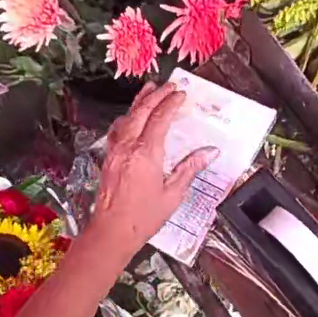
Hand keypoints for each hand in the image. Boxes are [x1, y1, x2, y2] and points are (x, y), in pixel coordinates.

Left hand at [89, 82, 216, 251]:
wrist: (112, 231)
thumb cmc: (143, 217)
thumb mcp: (173, 194)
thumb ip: (190, 168)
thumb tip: (209, 153)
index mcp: (146, 154)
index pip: (160, 119)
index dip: (171, 104)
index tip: (181, 94)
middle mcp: (128, 147)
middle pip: (141, 112)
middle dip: (156, 96)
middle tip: (168, 85)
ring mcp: (115, 151)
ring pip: (127, 118)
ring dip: (140, 102)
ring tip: (149, 90)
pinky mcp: (108, 158)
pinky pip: (118, 130)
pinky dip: (127, 117)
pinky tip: (131, 117)